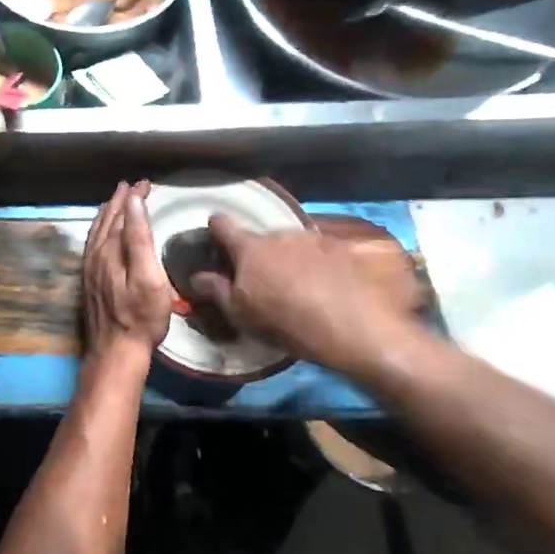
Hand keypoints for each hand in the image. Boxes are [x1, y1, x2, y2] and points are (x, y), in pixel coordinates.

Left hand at [82, 181, 171, 358]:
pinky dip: (99, 231)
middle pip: (106, 220)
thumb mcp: (148, 276)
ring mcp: (91, 269)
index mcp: (111, 251)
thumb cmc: (140, 316)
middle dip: (119, 201)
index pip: (122, 214)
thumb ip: (139, 238)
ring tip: (114, 202)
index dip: (133, 197)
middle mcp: (96, 255)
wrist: (116, 350)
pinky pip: (93, 245)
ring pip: (97, 232)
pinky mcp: (91, 281)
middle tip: (130, 185)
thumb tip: (133, 203)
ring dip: (107, 214)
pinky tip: (103, 235)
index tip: (144, 182)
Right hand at [187, 214, 427, 377]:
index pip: (222, 224)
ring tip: (296, 285)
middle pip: (260, 238)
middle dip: (258, 253)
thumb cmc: (287, 322)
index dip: (215, 229)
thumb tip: (198, 276)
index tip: (214, 239)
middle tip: (261, 279)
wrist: (357, 329)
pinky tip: (323, 286)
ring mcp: (314, 238)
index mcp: (250, 248)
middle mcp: (281, 234)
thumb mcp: (241, 314)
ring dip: (289, 258)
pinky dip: (316, 264)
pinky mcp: (344, 249)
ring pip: (292, 244)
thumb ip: (216, 290)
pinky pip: (320, 252)